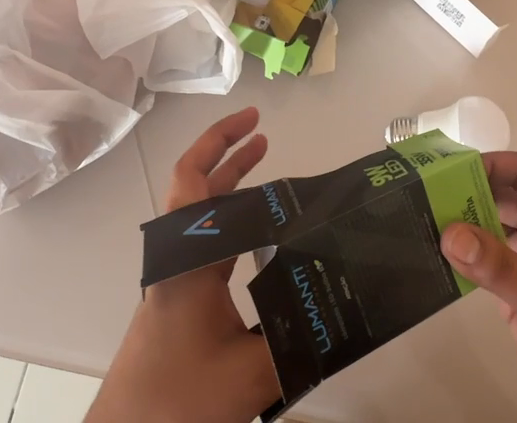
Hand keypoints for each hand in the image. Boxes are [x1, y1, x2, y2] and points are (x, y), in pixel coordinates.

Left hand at [86, 107, 277, 422]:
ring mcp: (173, 281)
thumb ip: (299, 341)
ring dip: (226, 186)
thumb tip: (342, 315)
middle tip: (264, 134)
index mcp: (188, 260)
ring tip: (263, 166)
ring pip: (199, 216)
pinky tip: (254, 234)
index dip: (221, 141)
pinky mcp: (176, 302)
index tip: (257, 122)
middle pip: (195, 188)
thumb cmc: (180, 399)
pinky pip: (202, 243)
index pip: (196, 180)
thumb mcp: (251, 372)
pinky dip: (227, 221)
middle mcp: (176, 260)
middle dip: (228, 154)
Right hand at [441, 152, 516, 422]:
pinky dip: (461, 256)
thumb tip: (451, 233)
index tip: (447, 170)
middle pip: (501, 197)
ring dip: (460, 223)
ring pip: (489, 227)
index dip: (489, 165)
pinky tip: (434, 255)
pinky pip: (484, 261)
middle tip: (421, 193)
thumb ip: (504, 269)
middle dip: (465, 191)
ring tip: (419, 218)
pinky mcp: (516, 291)